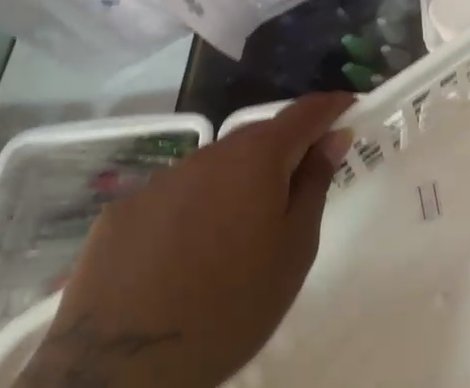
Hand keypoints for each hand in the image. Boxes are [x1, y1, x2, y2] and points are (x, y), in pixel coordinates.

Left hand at [18, 94, 354, 387]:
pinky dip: (195, 208)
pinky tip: (191, 250)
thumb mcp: (295, 247)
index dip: (333, 107)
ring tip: (244, 228)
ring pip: (213, 168)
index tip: (351, 110)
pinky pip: (173, 198)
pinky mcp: (118, 217)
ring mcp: (155, 185)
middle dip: (286, 148)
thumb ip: (315, 183)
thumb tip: (332, 138)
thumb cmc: (232, 304)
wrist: (118, 369)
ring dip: (237, 181)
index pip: (304, 112)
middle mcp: (205, 157)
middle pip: (257, 138)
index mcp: (255, 158)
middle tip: (304, 182)